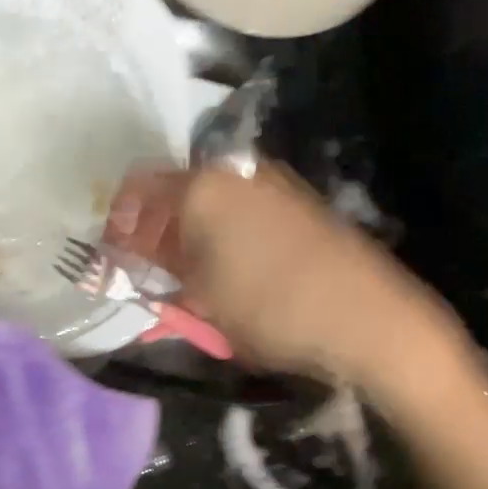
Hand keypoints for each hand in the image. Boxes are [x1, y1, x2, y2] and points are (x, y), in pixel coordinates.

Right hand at [104, 163, 458, 384]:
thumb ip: (160, 271)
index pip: (137, 186)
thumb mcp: (203, 298)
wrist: (373, 318)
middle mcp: (230, 169)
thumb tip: (134, 258)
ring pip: (209, 194)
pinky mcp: (297, 198)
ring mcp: (268, 180)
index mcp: (199, 185)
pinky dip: (222, 226)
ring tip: (189, 269)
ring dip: (189, 226)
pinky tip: (231, 263)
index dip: (119, 219)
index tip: (114, 254)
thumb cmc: (273, 307)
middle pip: (173, 186)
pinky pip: (240, 203)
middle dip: (154, 223)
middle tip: (148, 264)